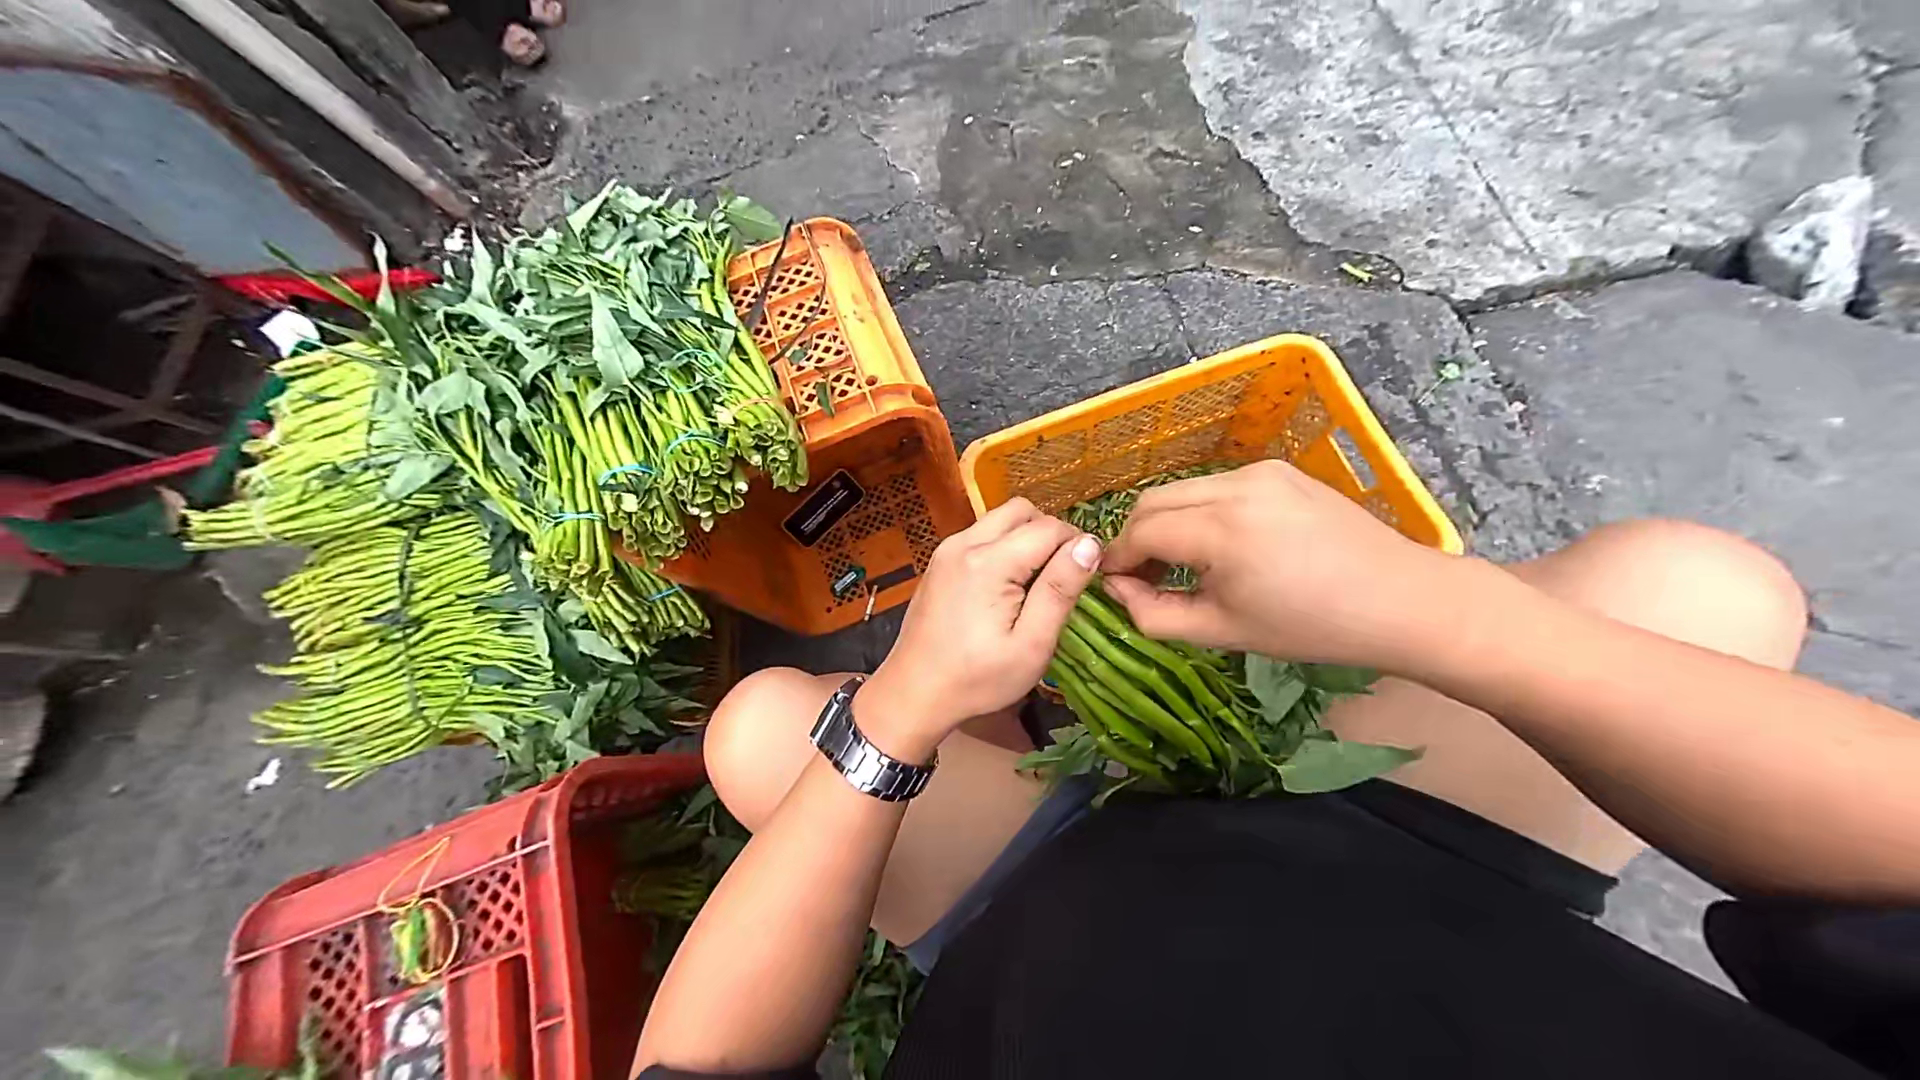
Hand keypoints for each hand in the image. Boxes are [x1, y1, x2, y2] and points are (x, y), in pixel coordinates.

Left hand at [861, 498, 1102, 761]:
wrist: (914, 693)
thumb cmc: (977, 679)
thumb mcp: (1031, 644)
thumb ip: (1060, 589)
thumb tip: (1089, 544)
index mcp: (989, 562)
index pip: (1049, 527)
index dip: (1077, 546)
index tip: (1088, 576)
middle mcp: (964, 543)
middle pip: (1022, 511)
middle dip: (1050, 533)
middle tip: (1062, 575)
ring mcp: (947, 550)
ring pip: (1000, 519)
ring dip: (1026, 537)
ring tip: (1037, 582)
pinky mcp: (939, 562)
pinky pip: (981, 535)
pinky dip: (1003, 546)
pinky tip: (1007, 586)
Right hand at [1101, 460, 1465, 670]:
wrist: (1402, 601)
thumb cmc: (1310, 627)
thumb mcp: (1221, 631)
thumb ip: (1153, 613)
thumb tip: (1115, 589)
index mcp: (1221, 530)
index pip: (1140, 532)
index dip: (1117, 559)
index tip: (1113, 584)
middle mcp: (1235, 486)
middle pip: (1152, 502)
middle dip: (1135, 538)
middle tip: (1144, 576)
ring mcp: (1259, 472)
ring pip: (1181, 490)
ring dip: (1166, 523)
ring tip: (1182, 562)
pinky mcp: (1277, 470)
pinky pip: (1215, 486)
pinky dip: (1199, 512)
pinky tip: (1220, 544)